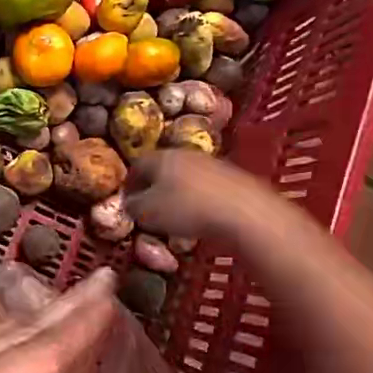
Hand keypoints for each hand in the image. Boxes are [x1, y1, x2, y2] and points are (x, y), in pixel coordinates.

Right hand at [126, 150, 310, 242]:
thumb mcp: (147, 212)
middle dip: (155, 187)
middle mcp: (185, 154)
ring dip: (178, 194)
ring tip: (176, 217)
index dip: (129, 184)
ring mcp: (212, 164)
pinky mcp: (233, 179)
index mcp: (161, 156)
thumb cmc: (187, 209)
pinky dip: (199, 201)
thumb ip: (132, 206)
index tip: (127, 201)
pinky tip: (201, 218)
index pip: (137, 165)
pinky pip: (207, 189)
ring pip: (186, 178)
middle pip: (163, 168)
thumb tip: (130, 203)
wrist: (245, 212)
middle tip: (150, 209)